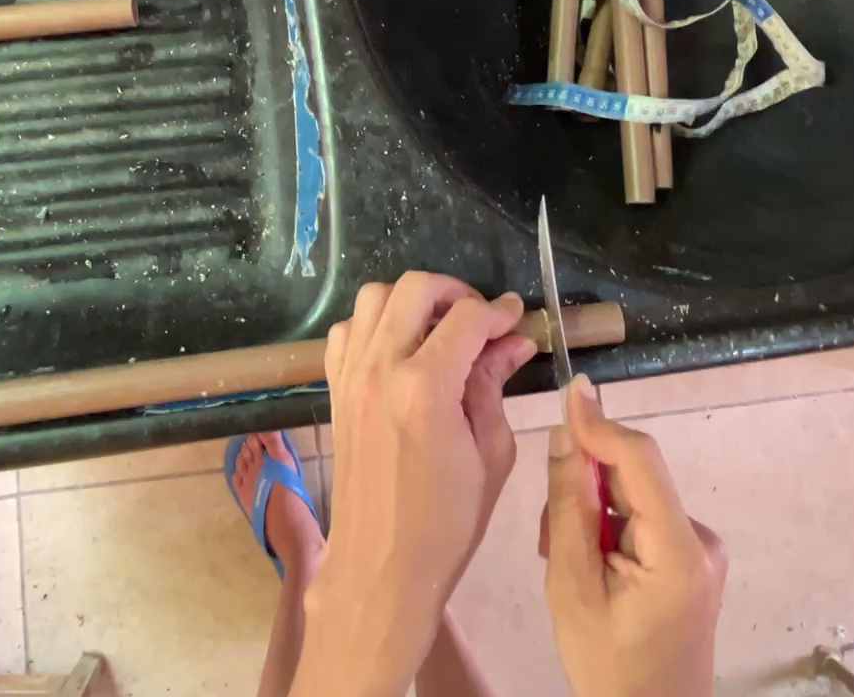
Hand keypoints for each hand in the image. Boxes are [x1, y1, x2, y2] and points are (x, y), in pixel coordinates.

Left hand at [293, 273, 536, 696]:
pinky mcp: (335, 387)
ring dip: (412, 301)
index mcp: (425, 387)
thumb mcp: (490, 453)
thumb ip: (494, 384)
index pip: (467, 317)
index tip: (517, 319)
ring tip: (439, 328)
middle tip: (481, 318)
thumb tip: (513, 341)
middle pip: (416, 288)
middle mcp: (380, 368)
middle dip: (456, 292)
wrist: (381, 566)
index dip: (500, 312)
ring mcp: (351, 374)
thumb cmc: (448, 521)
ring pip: (374, 296)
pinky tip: (398, 347)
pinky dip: (374, 323)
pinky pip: (347, 329)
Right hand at [541, 376, 727, 696]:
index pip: (639, 460)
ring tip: (566, 561)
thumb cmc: (606, 665)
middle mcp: (701, 539)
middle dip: (584, 486)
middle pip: (632, 478)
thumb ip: (569, 505)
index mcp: (680, 551)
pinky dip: (606, 528)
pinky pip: (639, 517)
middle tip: (548, 535)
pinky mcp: (692, 558)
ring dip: (591, 511)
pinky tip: (590, 565)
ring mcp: (701, 549)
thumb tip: (565, 433)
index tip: (566, 391)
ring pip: (630, 497)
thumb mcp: (571, 585)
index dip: (600, 423)